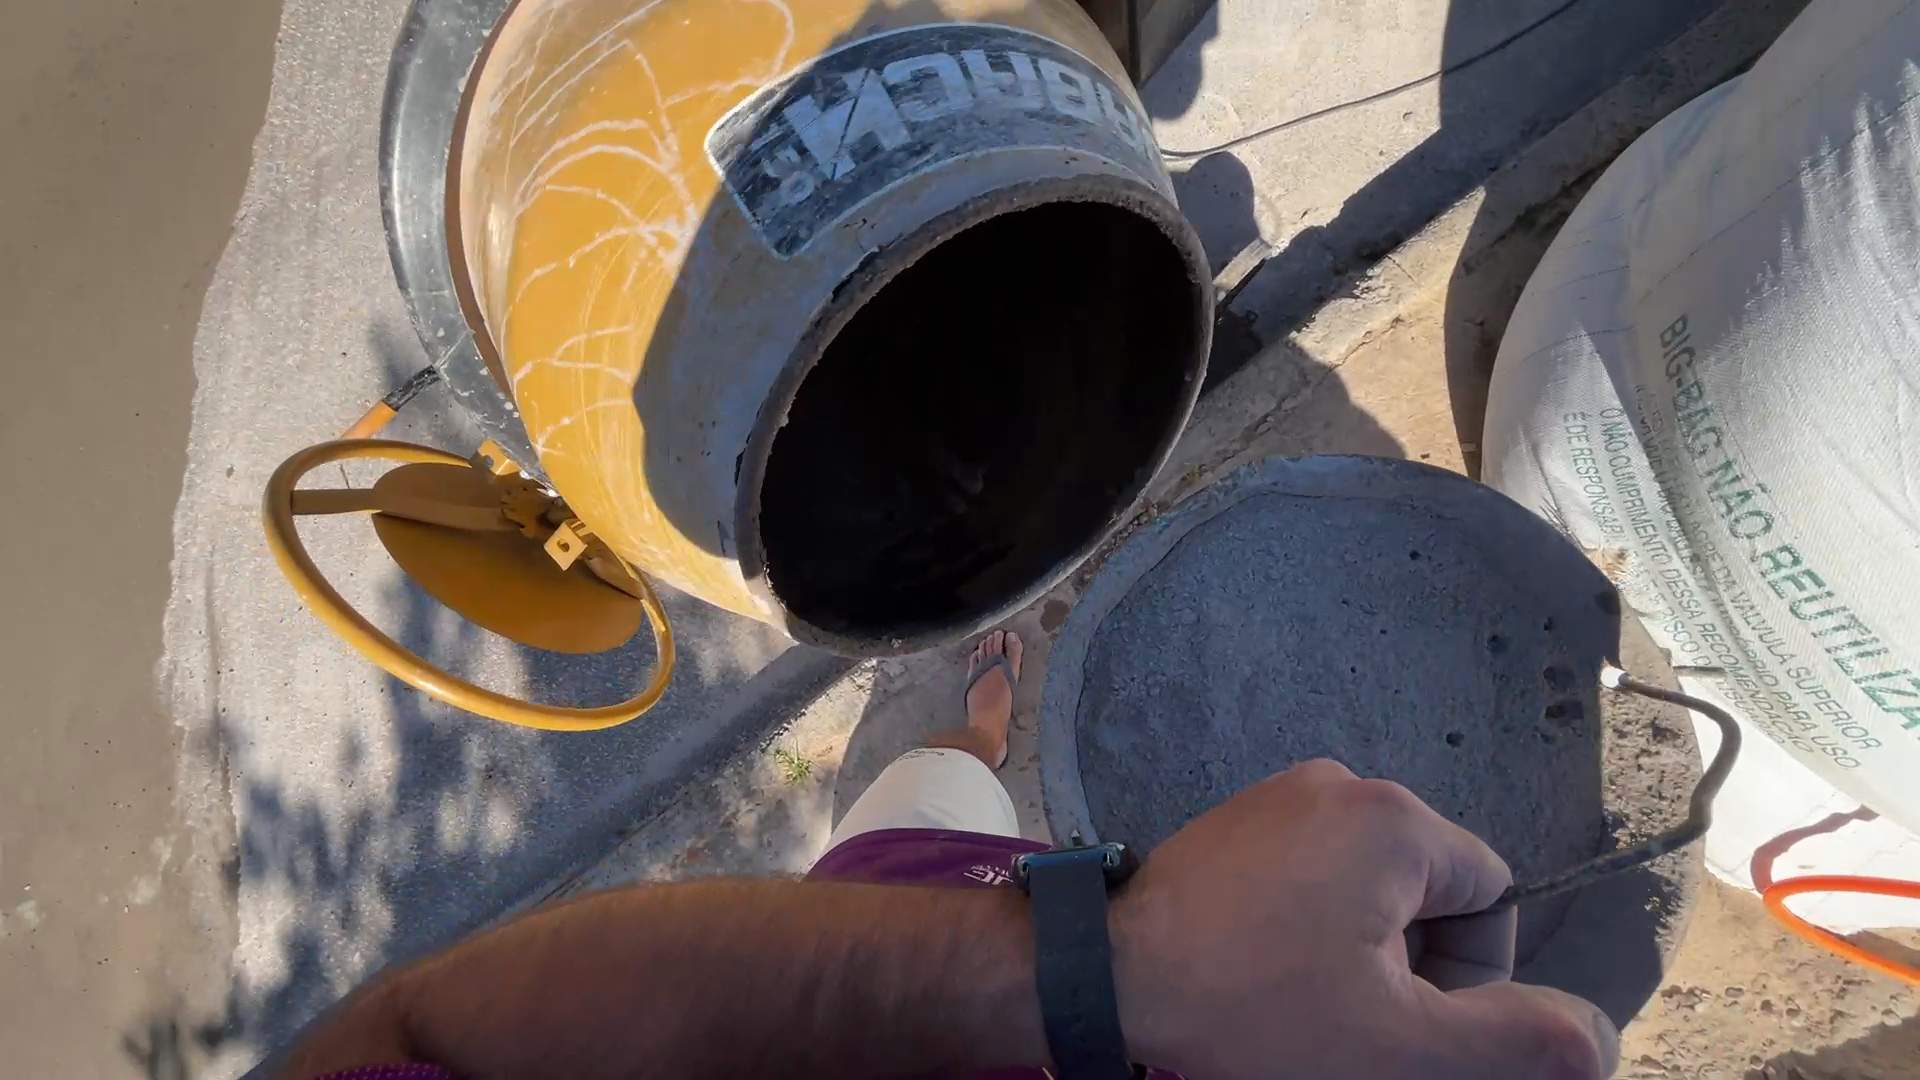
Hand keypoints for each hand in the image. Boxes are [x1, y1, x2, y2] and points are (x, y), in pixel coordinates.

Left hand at [1109, 759, 1618, 1078]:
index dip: (1474, 966)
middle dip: (1415, 953)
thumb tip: (1597, 1029)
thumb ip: (1521, 1038)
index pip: (1490, 889)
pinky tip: (1269, 953)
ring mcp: (1279, 791)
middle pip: (1427, 878)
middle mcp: (1336, 783)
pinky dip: (1313, 911)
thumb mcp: (1407, 1042)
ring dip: (1362, 937)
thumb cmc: (1263, 1003)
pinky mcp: (1240, 813)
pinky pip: (1312, 861)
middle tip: (1354, 1006)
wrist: (1122, 968)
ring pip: (1367, 875)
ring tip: (1306, 983)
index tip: (1411, 1011)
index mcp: (1390, 818)